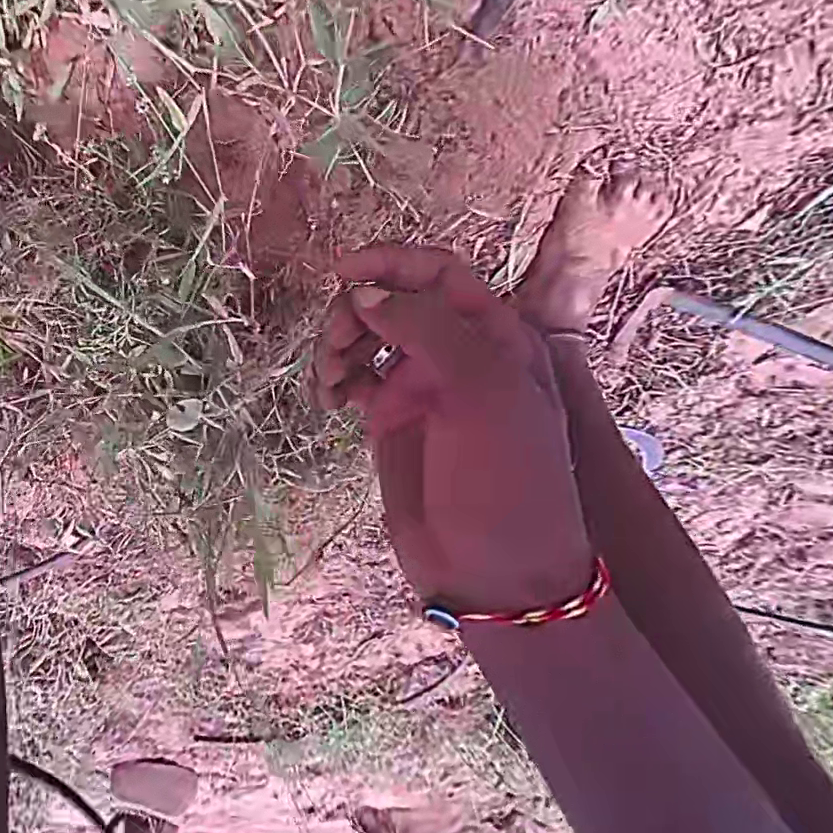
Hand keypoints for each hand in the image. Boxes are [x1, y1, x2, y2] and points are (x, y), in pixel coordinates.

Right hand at [315, 245, 592, 611]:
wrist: (490, 568)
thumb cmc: (506, 478)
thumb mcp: (483, 393)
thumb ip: (427, 331)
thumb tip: (365, 295)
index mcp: (491, 336)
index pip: (438, 275)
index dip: (392, 263)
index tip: (343, 272)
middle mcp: (452, 353)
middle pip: (391, 304)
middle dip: (355, 314)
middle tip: (337, 346)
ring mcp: (417, 385)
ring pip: (365, 339)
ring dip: (337, 347)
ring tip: (329, 380)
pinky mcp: (387, 417)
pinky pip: (351, 379)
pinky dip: (332, 379)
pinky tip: (327, 400)